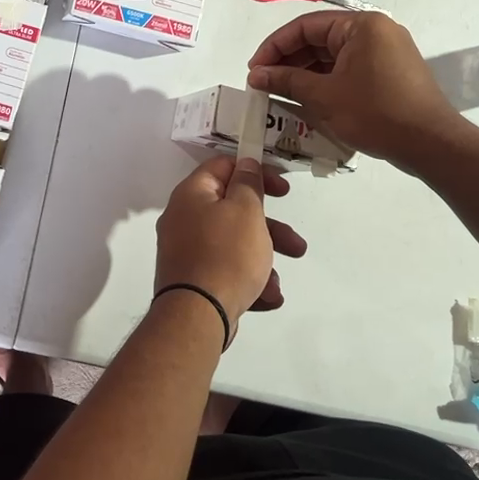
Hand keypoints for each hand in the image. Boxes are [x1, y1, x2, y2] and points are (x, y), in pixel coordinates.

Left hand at [155, 156, 304, 338]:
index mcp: (191, 195)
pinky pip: (224, 271)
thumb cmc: (225, 255)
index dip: (254, 171)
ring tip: (278, 282)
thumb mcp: (245, 211)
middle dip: (269, 228)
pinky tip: (267, 297)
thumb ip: (248, 184)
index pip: (222, 167)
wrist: (196, 315)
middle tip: (295, 243)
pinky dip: (247, 281)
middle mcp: (183, 219)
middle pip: (232, 212)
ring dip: (262, 259)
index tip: (282, 188)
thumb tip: (245, 163)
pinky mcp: (191, 279)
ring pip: (232, 245)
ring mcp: (185, 251)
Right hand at [247, 10, 465, 167]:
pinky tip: (306, 99)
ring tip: (280, 94)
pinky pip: (348, 69)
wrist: (431, 145)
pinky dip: (325, 81)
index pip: (305, 26)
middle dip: (288, 61)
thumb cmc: (376, 113)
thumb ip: (286, 81)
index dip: (274, 47)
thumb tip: (256, 75)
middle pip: (319, 39)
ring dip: (304, 73)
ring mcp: (386, 52)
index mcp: (361, 26)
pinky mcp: (390, 73)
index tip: (254, 70)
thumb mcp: (323, 96)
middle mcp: (375, 31)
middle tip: (263, 83)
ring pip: (333, 56)